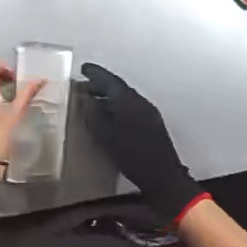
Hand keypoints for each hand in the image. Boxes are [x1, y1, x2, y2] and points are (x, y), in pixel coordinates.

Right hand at [81, 63, 203, 220]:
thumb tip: (87, 101)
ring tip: (93, 100)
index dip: (95, 74)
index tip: (83, 69)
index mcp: (129, 102)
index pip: (110, 81)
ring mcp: (149, 112)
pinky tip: (110, 115)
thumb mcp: (107, 138)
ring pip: (126, 98)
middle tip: (84, 86)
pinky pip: (131, 106)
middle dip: (101, 85)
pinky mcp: (152, 123)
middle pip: (119, 87)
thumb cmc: (133, 158)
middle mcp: (141, 102)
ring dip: (109, 96)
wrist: (163, 177)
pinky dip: (117, 106)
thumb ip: (95, 116)